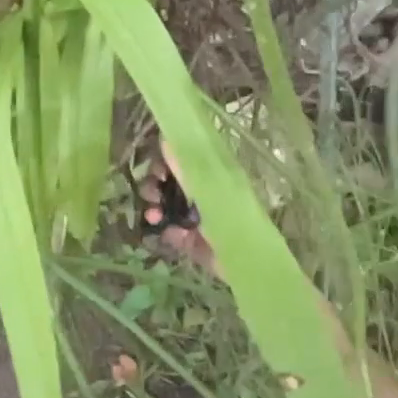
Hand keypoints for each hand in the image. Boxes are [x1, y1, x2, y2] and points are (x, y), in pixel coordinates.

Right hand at [136, 144, 219, 276]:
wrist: (246, 259)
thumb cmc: (231, 216)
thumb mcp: (205, 187)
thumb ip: (184, 167)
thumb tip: (165, 139)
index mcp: (209, 177)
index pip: (180, 163)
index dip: (163, 165)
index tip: (157, 173)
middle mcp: (202, 194)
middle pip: (168, 185)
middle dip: (153, 189)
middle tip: (150, 196)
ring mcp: (196, 219)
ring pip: (166, 209)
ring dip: (155, 210)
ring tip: (153, 217)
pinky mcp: (193, 243)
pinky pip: (173, 234)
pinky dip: (169, 233)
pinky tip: (173, 235)